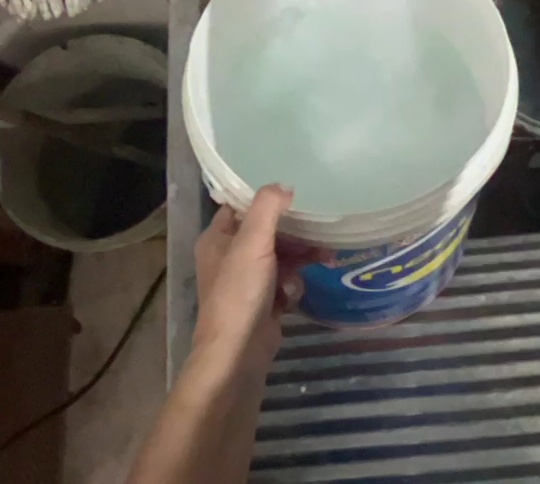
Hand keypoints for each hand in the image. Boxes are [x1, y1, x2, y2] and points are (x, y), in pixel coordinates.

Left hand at [191, 184, 325, 365]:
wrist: (237, 355)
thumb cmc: (239, 292)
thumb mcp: (252, 241)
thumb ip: (268, 207)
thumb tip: (285, 185)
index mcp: (217, 238)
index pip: (241, 206)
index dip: (265, 198)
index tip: (294, 191)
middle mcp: (229, 256)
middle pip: (267, 231)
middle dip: (294, 233)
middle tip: (319, 229)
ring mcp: (246, 281)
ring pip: (280, 256)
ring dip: (298, 259)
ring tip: (322, 259)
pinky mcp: (263, 302)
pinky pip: (284, 281)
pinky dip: (292, 284)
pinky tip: (293, 294)